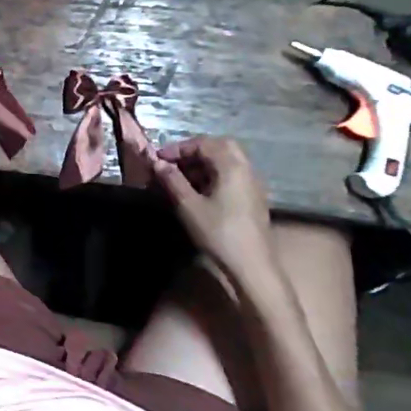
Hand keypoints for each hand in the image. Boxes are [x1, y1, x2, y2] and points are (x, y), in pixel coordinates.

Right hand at [151, 136, 277, 278]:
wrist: (253, 267)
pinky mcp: (254, 198)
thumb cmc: (219, 233)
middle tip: (174, 163)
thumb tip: (157, 163)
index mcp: (232, 166)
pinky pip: (233, 174)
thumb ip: (172, 180)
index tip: (158, 159)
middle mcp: (246, 169)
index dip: (178, 148)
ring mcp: (253, 184)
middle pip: (220, 146)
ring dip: (204, 162)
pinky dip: (214, 173)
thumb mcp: (188, 206)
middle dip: (194, 151)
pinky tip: (199, 191)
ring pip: (228, 160)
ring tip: (182, 177)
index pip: (203, 144)